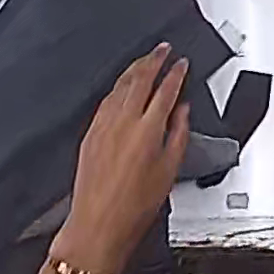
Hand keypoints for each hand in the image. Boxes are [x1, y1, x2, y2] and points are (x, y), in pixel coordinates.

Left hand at [49, 44, 190, 273]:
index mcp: (148, 129)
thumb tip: (182, 111)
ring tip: (145, 59)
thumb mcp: (170, 170)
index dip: (175, 73)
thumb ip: (178, 133)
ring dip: (135, 68)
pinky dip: (118, 85)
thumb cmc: (134, 206)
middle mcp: (124, 121)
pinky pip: (106, 99)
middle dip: (154, 59)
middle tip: (163, 49)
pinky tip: (122, 84)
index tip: (181, 63)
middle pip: (141, 78)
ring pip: (121, 84)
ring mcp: (105, 124)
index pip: (166, 90)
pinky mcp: (91, 131)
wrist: (98, 224)